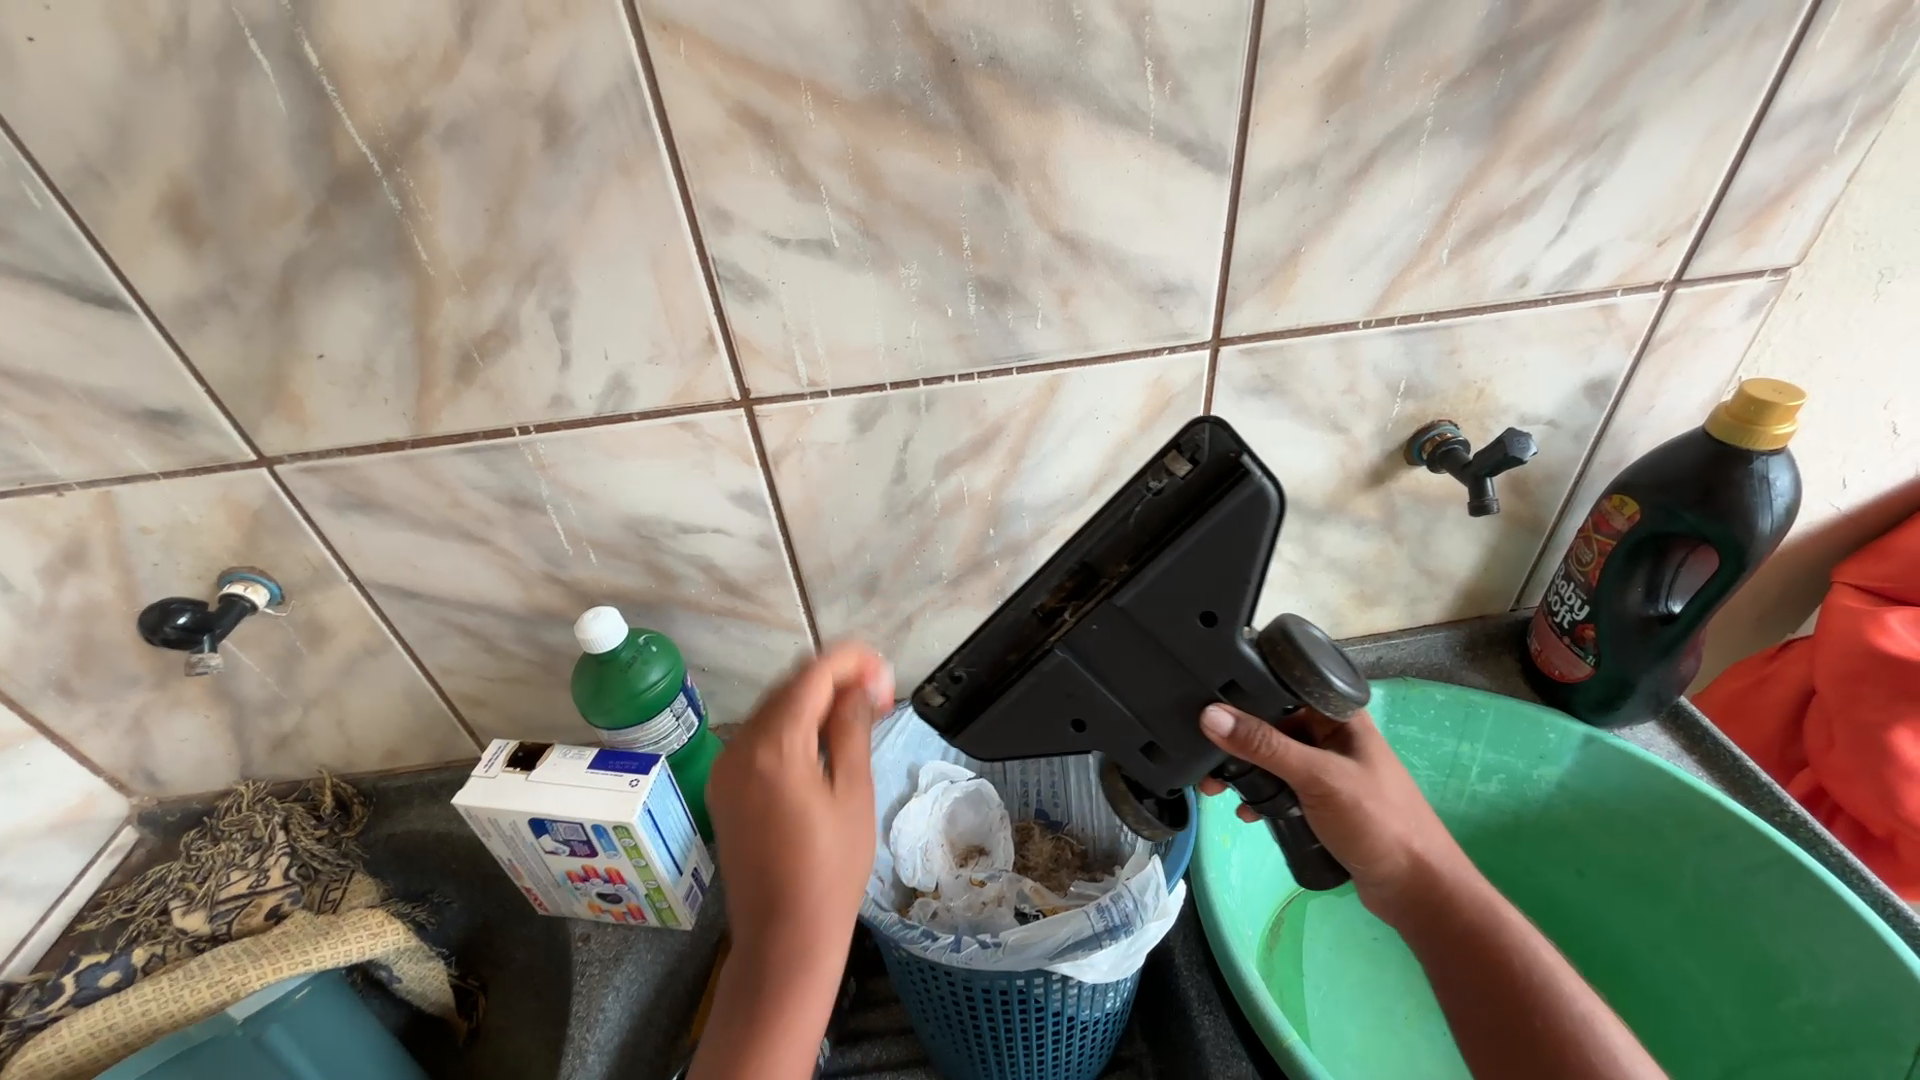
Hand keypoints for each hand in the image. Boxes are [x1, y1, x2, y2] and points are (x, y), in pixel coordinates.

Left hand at [693, 642, 891, 1079]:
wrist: (783, 938)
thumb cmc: (831, 869)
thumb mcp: (854, 793)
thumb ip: (852, 728)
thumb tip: (859, 685)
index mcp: (774, 747)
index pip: (812, 675)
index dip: (851, 662)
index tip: (885, 672)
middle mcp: (739, 747)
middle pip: (790, 686)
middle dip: (835, 679)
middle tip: (880, 696)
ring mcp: (725, 766)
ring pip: (773, 708)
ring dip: (814, 700)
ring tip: (857, 716)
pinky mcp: (723, 786)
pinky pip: (759, 736)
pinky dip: (792, 725)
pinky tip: (821, 742)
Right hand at [1196, 703, 1469, 925]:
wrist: (1417, 891)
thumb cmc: (1376, 822)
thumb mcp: (1316, 778)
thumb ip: (1263, 746)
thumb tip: (1209, 715)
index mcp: (1340, 717)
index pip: (1285, 688)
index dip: (1246, 690)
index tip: (1205, 698)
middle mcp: (1332, 738)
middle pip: (1273, 725)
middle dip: (1237, 740)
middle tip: (1203, 754)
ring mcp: (1328, 772)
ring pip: (1273, 759)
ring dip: (1245, 771)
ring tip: (1214, 788)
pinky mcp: (1322, 803)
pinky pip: (1281, 788)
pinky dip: (1260, 796)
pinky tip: (1245, 811)